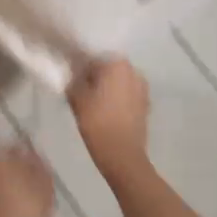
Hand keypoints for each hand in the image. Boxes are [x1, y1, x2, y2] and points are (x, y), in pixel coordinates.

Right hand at [67, 57, 149, 174]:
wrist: (123, 157)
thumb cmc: (98, 123)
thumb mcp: (76, 98)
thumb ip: (73, 80)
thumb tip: (73, 73)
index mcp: (116, 64)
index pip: (91, 59)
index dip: (79, 70)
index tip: (70, 81)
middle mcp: (133, 70)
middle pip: (107, 69)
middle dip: (95, 78)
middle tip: (81, 93)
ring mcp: (142, 88)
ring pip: (118, 83)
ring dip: (107, 89)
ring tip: (93, 104)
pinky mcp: (146, 105)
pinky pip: (127, 95)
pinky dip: (117, 100)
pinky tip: (107, 113)